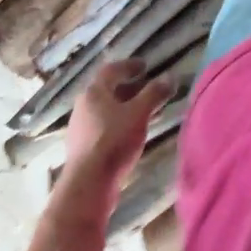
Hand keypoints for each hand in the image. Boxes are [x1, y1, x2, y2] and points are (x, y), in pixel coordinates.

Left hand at [55, 59, 172, 217]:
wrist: (88, 184)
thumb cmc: (113, 140)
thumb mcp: (139, 113)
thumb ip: (154, 93)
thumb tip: (169, 77)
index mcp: (94, 93)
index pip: (111, 70)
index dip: (129, 66)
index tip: (145, 66)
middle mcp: (83, 107)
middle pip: (107, 91)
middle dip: (129, 88)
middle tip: (148, 89)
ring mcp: (80, 129)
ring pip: (106, 110)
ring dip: (125, 107)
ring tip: (145, 112)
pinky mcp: (83, 148)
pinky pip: (103, 127)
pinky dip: (119, 123)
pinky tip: (132, 133)